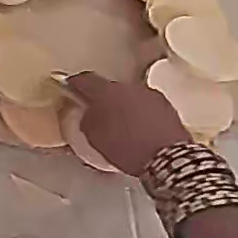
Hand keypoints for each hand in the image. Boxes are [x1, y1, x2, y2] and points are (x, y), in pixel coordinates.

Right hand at [67, 73, 190, 175]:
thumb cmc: (125, 147)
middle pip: (109, 88)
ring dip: (122, 106)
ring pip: (129, 97)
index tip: (69, 87)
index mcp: (107, 91)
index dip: (75, 83)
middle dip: (102, 98)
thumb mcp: (93, 137)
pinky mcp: (167, 107)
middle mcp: (130, 87)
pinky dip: (139, 114)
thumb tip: (87, 112)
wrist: (167, 158)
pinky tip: (137, 130)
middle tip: (95, 113)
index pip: (85, 79)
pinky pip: (145, 107)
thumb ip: (86, 119)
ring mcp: (151, 95)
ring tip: (119, 125)